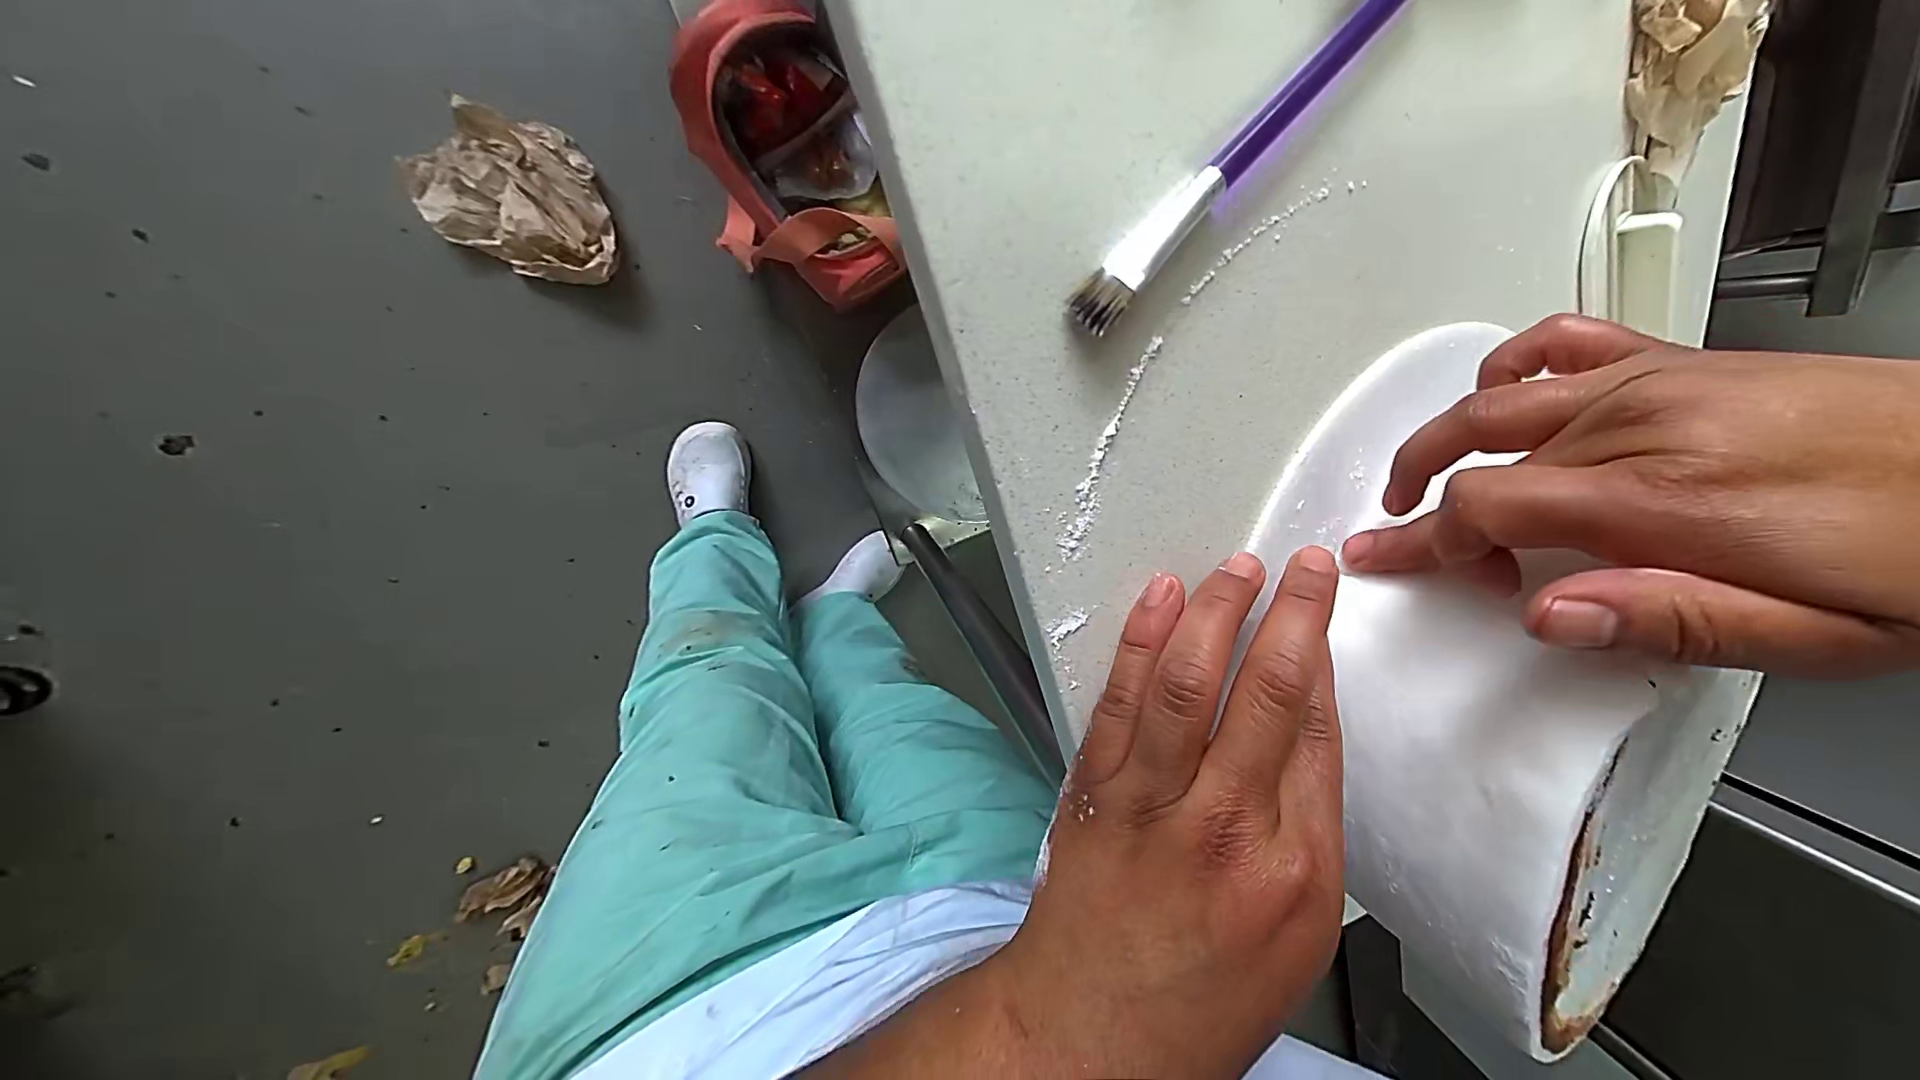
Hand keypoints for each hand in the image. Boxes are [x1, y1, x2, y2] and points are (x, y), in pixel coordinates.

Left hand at [799, 548, 1344, 1079]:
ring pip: (1189, 682)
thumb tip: (1300, 738)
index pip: (1317, 728)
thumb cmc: (1201, 991)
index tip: (1319, 608)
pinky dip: (1140, 641)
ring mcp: (1152, 801)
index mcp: (1295, 865)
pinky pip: (1121, 700)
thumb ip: (1303, 825)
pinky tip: (1157, 602)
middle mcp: (1226, 824)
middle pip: (1266, 692)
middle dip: (1286, 614)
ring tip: (1233, 569)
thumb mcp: (1296, 928)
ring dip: (1213, 612)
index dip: (1318, 652)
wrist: (1094, 1026)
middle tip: (1295, 567)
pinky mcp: (1096, 788)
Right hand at [1343, 313, 1919, 675]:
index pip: (1483, 507)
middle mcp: (1644, 424)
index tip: (1386, 556)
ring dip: (1439, 445)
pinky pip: (1560, 341)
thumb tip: (1546, 615)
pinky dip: (1507, 366)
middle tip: (1405, 533)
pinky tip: (1498, 392)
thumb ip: (1667, 622)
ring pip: (1494, 403)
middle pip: (1475, 456)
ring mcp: (1657, 381)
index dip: (1422, 540)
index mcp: (1664, 497)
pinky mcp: (1678, 361)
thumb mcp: (1821, 635)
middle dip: (1424, 505)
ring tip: (1425, 479)